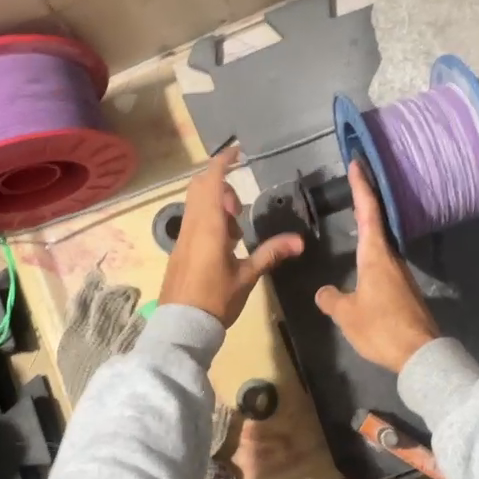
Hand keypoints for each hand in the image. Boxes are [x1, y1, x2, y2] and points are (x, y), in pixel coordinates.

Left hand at [158, 146, 304, 326]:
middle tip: (240, 204)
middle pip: (199, 188)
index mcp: (208, 227)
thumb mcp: (247, 277)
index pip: (211, 182)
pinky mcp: (179, 251)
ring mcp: (182, 238)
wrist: (182, 327)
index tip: (236, 151)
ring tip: (236, 229)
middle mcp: (191, 226)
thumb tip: (300, 241)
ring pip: (195, 205)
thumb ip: (270, 254)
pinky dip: (208, 220)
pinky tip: (224, 244)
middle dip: (220, 185)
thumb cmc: (216, 300)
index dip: (222, 162)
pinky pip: (193, 221)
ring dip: (215, 205)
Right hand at [314, 161, 440, 372]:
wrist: (419, 353)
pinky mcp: (404, 291)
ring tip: (356, 217)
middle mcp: (391, 259)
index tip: (358, 164)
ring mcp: (400, 274)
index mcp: (376, 256)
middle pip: (377, 223)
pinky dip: (373, 251)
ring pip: (382, 244)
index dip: (362, 187)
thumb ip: (332, 299)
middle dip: (366, 201)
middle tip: (356, 182)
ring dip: (370, 227)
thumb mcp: (347, 314)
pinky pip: (384, 263)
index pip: (368, 213)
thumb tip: (324, 292)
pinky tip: (364, 261)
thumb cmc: (381, 327)